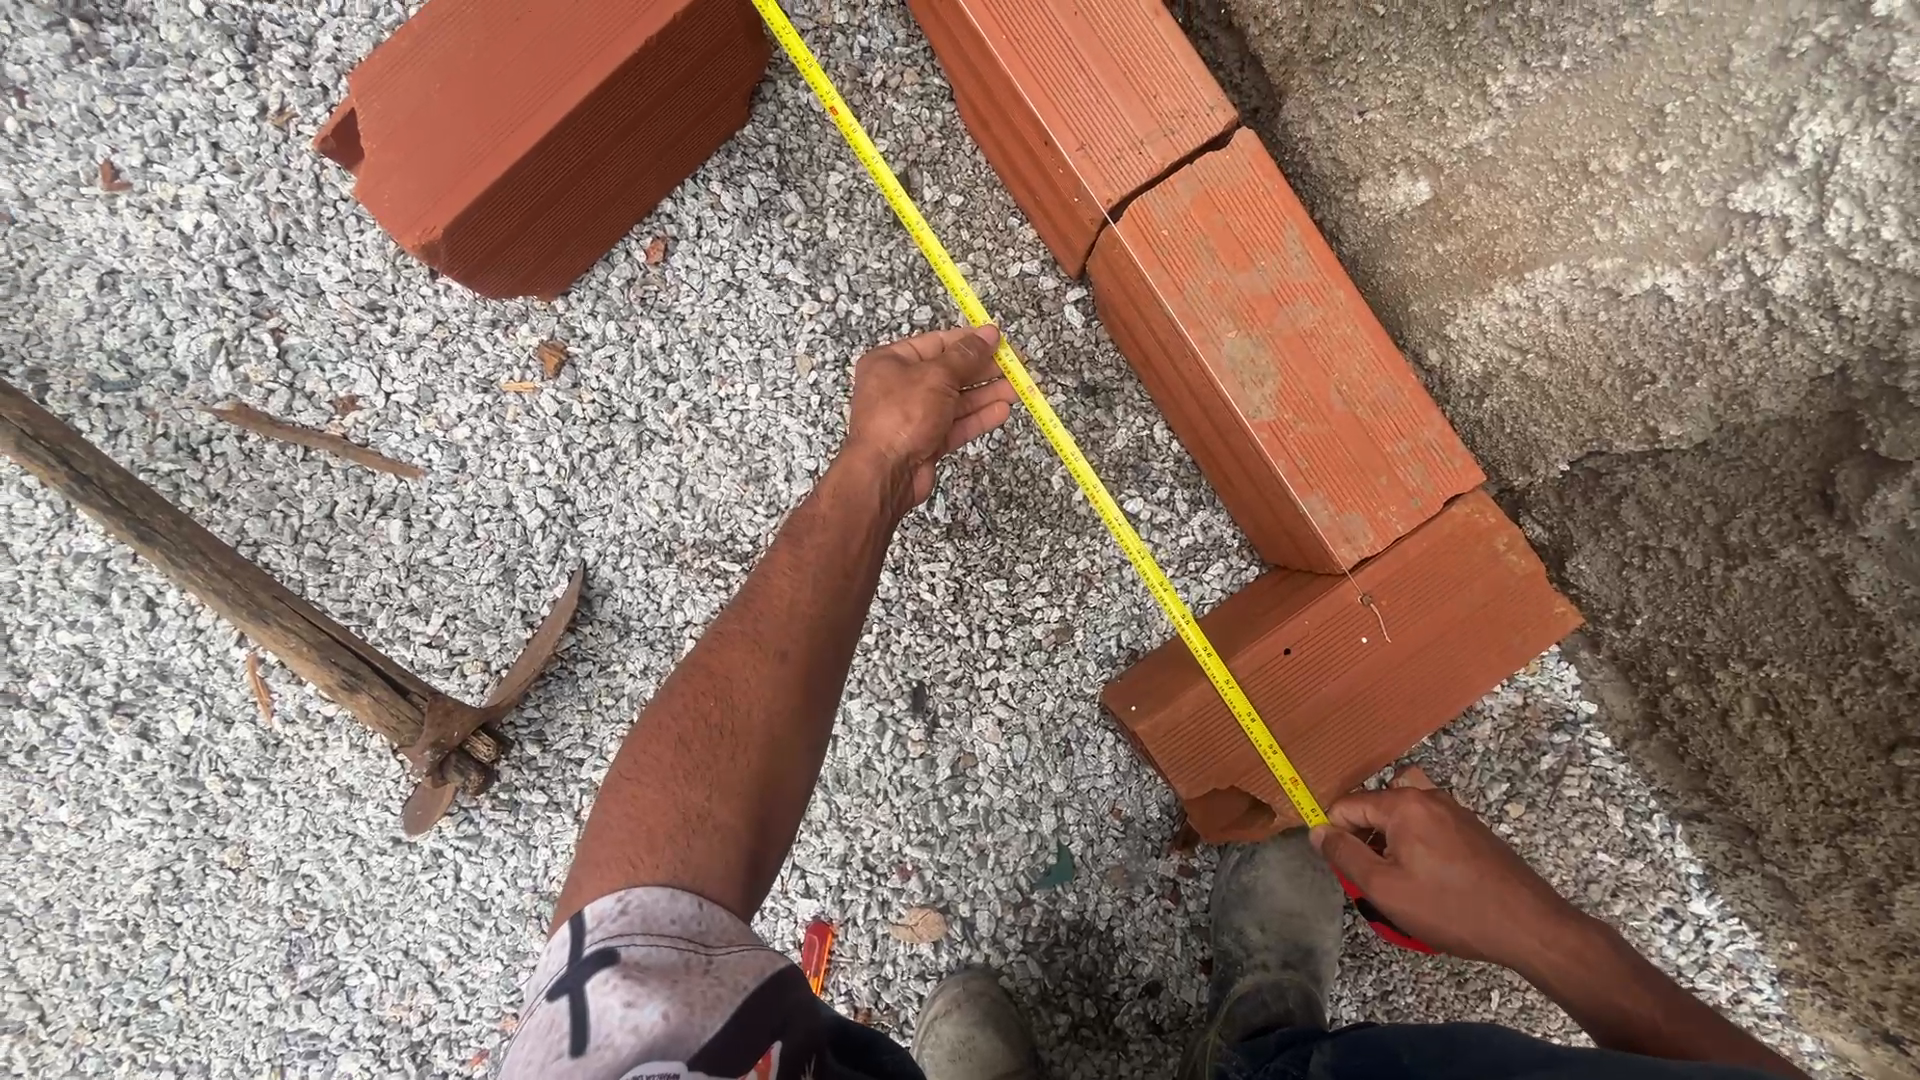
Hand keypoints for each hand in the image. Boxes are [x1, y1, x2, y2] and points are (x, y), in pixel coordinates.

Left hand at [843, 325, 1019, 511]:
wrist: (884, 473)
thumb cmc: (898, 418)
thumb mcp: (936, 376)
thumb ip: (965, 356)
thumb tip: (987, 335)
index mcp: (891, 362)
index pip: (937, 343)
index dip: (969, 341)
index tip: (997, 340)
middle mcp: (900, 387)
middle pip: (950, 372)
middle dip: (983, 369)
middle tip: (1015, 366)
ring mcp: (913, 416)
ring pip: (956, 400)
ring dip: (987, 394)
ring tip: (1017, 388)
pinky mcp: (926, 442)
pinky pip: (956, 425)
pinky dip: (979, 418)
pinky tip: (1001, 410)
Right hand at [1310, 766, 1587, 967]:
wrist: (1533, 929)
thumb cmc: (1452, 909)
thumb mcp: (1384, 889)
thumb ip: (1343, 855)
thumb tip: (1317, 832)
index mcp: (1402, 804)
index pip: (1345, 806)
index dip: (1337, 837)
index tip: (1349, 870)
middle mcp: (1427, 796)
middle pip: (1375, 803)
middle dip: (1366, 835)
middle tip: (1377, 875)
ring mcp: (1454, 810)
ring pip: (1404, 811)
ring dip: (1392, 836)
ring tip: (1402, 874)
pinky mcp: (1474, 829)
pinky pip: (1430, 824)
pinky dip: (1419, 843)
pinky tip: (1434, 880)